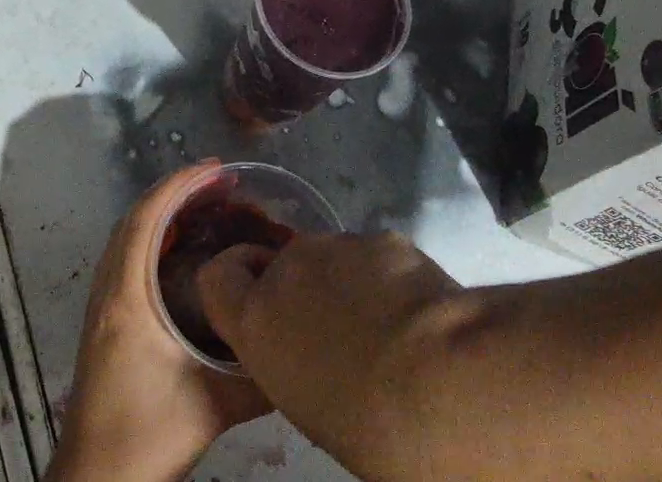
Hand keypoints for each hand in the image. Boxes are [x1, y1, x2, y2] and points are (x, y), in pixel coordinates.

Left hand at [46, 162, 270, 481]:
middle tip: (220, 186)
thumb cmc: (149, 433)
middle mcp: (108, 292)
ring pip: (126, 240)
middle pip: (134, 221)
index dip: (180, 186)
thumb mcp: (215, 404)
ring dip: (162, 216)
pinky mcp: (103, 323)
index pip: (148, 220)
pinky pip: (125, 260)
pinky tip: (182, 254)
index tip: (216, 170)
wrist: (97, 479)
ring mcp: (101, 307)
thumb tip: (301, 340)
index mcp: (127, 299)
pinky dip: (152, 240)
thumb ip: (262, 373)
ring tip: (205, 209)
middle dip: (176, 194)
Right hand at [197, 230, 464, 480]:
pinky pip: (378, 255)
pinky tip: (420, 311)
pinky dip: (392, 276)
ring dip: (352, 281)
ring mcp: (339, 246)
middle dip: (308, 287)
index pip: (218, 277)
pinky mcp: (386, 239)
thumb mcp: (308, 406)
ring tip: (391, 325)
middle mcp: (289, 271)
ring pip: (335, 258)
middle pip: (286, 266)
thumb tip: (316, 356)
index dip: (238, 281)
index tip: (262, 299)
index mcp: (256, 321)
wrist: (443, 382)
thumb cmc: (369, 422)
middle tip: (343, 328)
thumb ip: (294, 362)